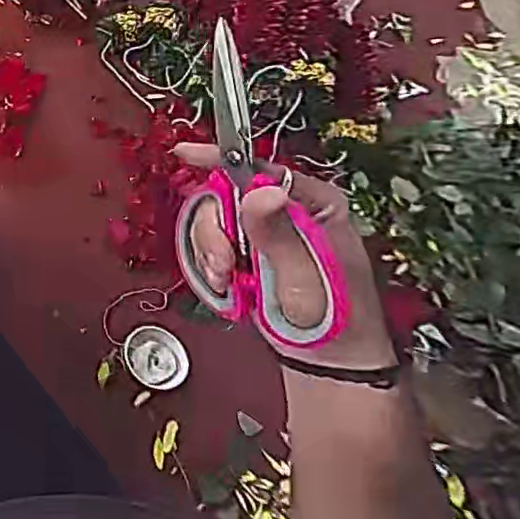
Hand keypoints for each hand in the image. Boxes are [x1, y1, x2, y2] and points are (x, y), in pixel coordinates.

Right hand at [172, 144, 396, 371]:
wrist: (329, 363)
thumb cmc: (333, 320)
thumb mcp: (304, 277)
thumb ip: (278, 235)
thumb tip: (258, 192)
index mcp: (312, 201)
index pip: (259, 169)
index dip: (220, 160)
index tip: (186, 155)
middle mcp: (285, 208)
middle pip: (227, 194)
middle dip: (215, 229)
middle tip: (222, 264)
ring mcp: (265, 229)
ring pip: (215, 219)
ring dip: (211, 251)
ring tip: (226, 281)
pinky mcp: (247, 249)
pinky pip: (212, 242)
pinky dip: (211, 264)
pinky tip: (226, 284)